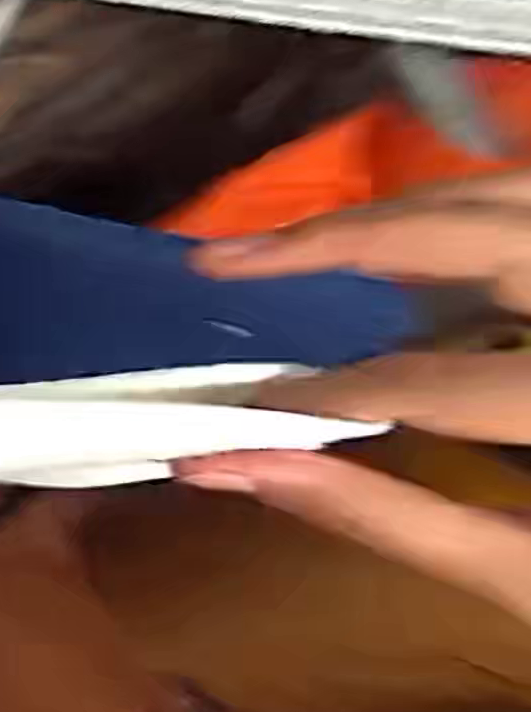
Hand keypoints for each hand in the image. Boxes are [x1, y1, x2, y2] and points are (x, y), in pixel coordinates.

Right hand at [178, 173, 530, 610]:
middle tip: (220, 258)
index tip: (246, 410)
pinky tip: (408, 250)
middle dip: (341, 240)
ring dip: (404, 215)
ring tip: (290, 245)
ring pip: (530, 198)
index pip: (441, 384)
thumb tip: (213, 469)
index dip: (329, 393)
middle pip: (502, 235)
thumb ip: (374, 513)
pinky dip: (472, 220)